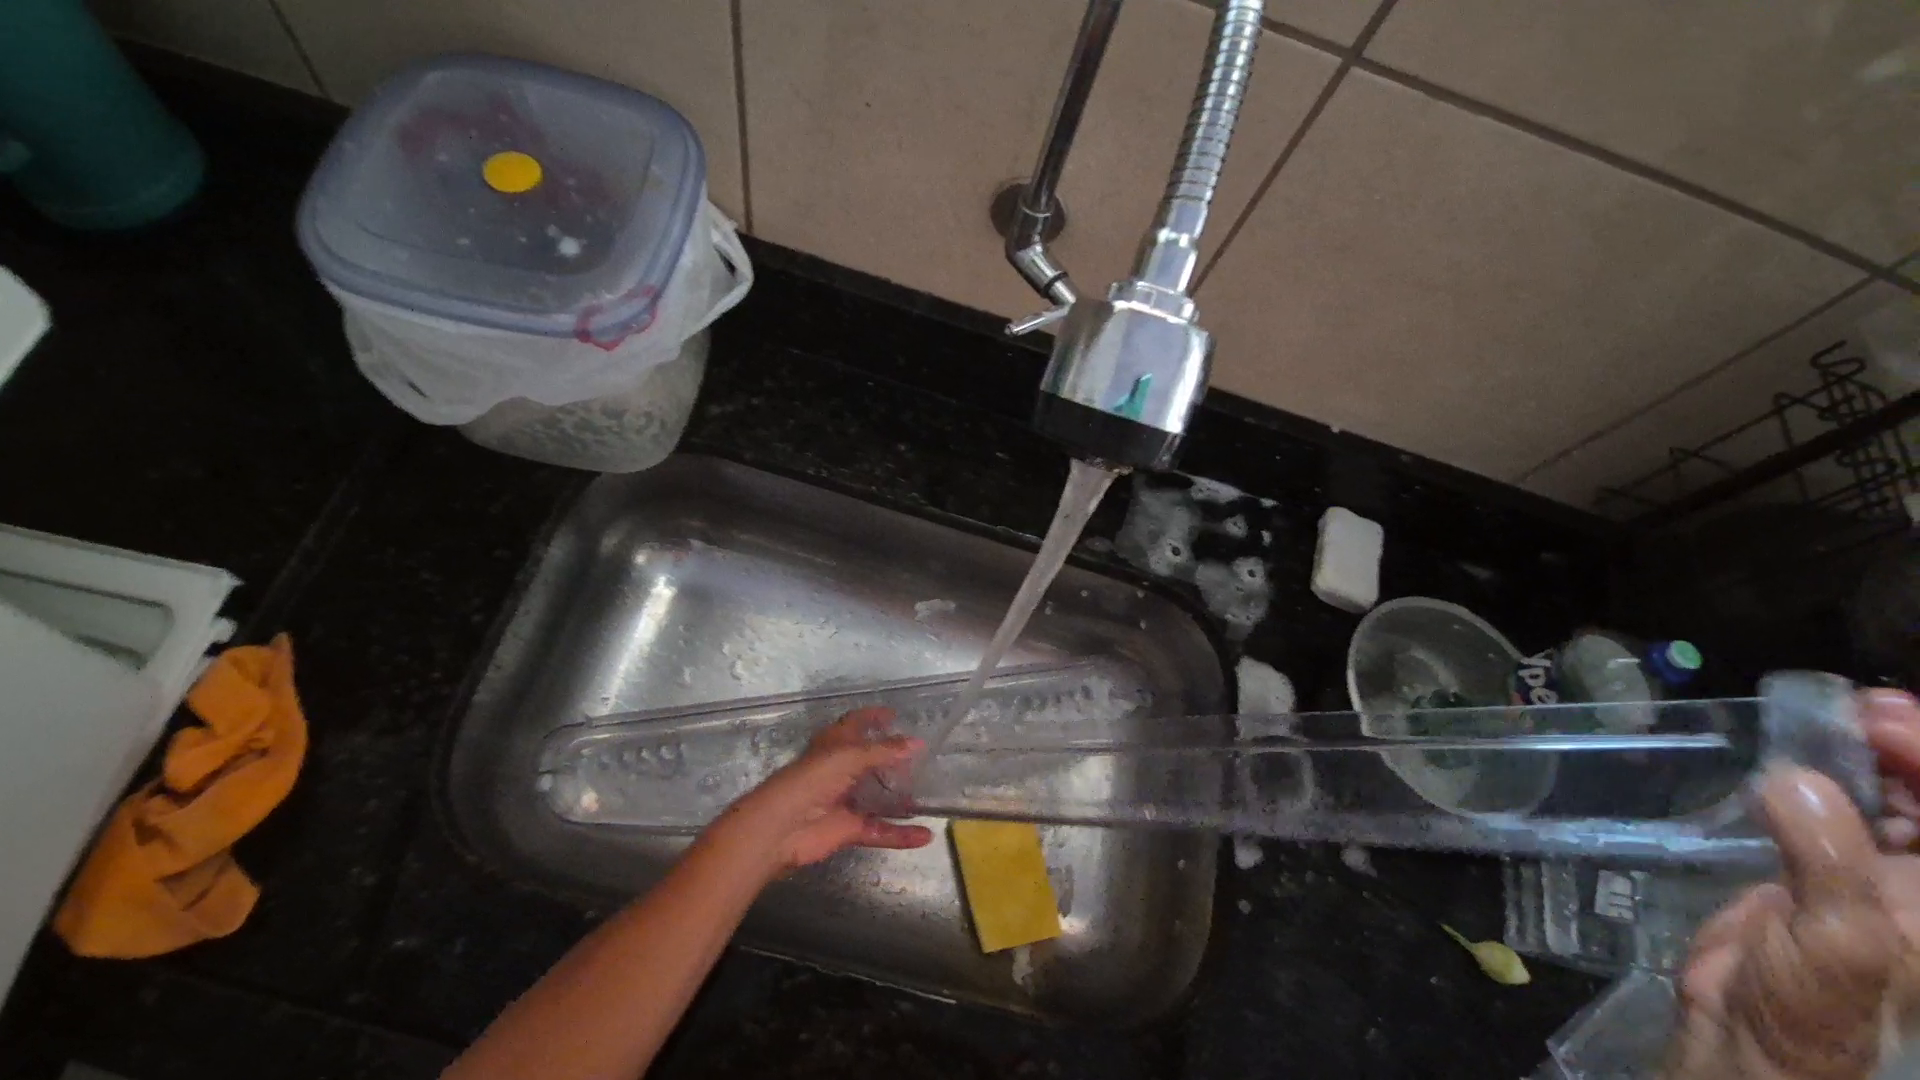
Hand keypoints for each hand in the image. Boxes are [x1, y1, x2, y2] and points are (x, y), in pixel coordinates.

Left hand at [705, 707, 933, 878]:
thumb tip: (918, 742)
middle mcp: (840, 770)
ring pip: (877, 798)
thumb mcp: (849, 756)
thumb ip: (884, 750)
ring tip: (929, 795)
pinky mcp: (848, 829)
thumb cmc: (812, 780)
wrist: (782, 827)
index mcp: (834, 745)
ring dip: (900, 798)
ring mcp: (844, 801)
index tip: (895, 714)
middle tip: (922, 758)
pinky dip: (901, 834)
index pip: (855, 724)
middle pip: (870, 762)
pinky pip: (880, 830)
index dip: (872, 717)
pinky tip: (925, 835)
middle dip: (893, 760)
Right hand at [1668, 690, 1919, 1079]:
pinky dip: (1831, 781)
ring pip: (1907, 804)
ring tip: (1830, 721)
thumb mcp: (1835, 937)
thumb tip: (1793, 778)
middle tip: (1857, 707)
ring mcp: (1889, 884)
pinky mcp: (1829, 877)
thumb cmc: (1816, 1003)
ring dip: (1877, 758)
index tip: (1880, 718)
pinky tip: (1800, 763)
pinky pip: (1848, 814)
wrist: (1750, 1035)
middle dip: (1913, 748)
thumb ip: (1827, 858)